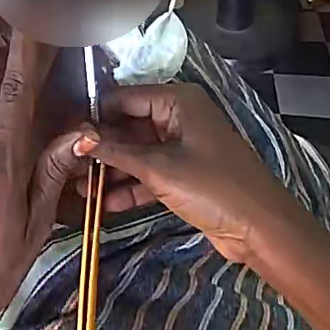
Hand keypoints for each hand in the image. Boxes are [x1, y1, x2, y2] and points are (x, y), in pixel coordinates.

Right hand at [74, 83, 308, 263]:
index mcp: (177, 101)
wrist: (262, 230)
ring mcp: (182, 146)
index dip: (95, 116)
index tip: (66, 136)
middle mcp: (178, 116)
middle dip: (102, 148)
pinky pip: (150, 172)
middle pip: (128, 126)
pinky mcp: (184, 173)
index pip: (123, 99)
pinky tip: (104, 204)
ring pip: (137, 152)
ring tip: (80, 189)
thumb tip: (78, 137)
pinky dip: (131, 186)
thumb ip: (116, 152)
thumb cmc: (212, 187)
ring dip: (113, 170)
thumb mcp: (158, 168)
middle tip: (68, 165)